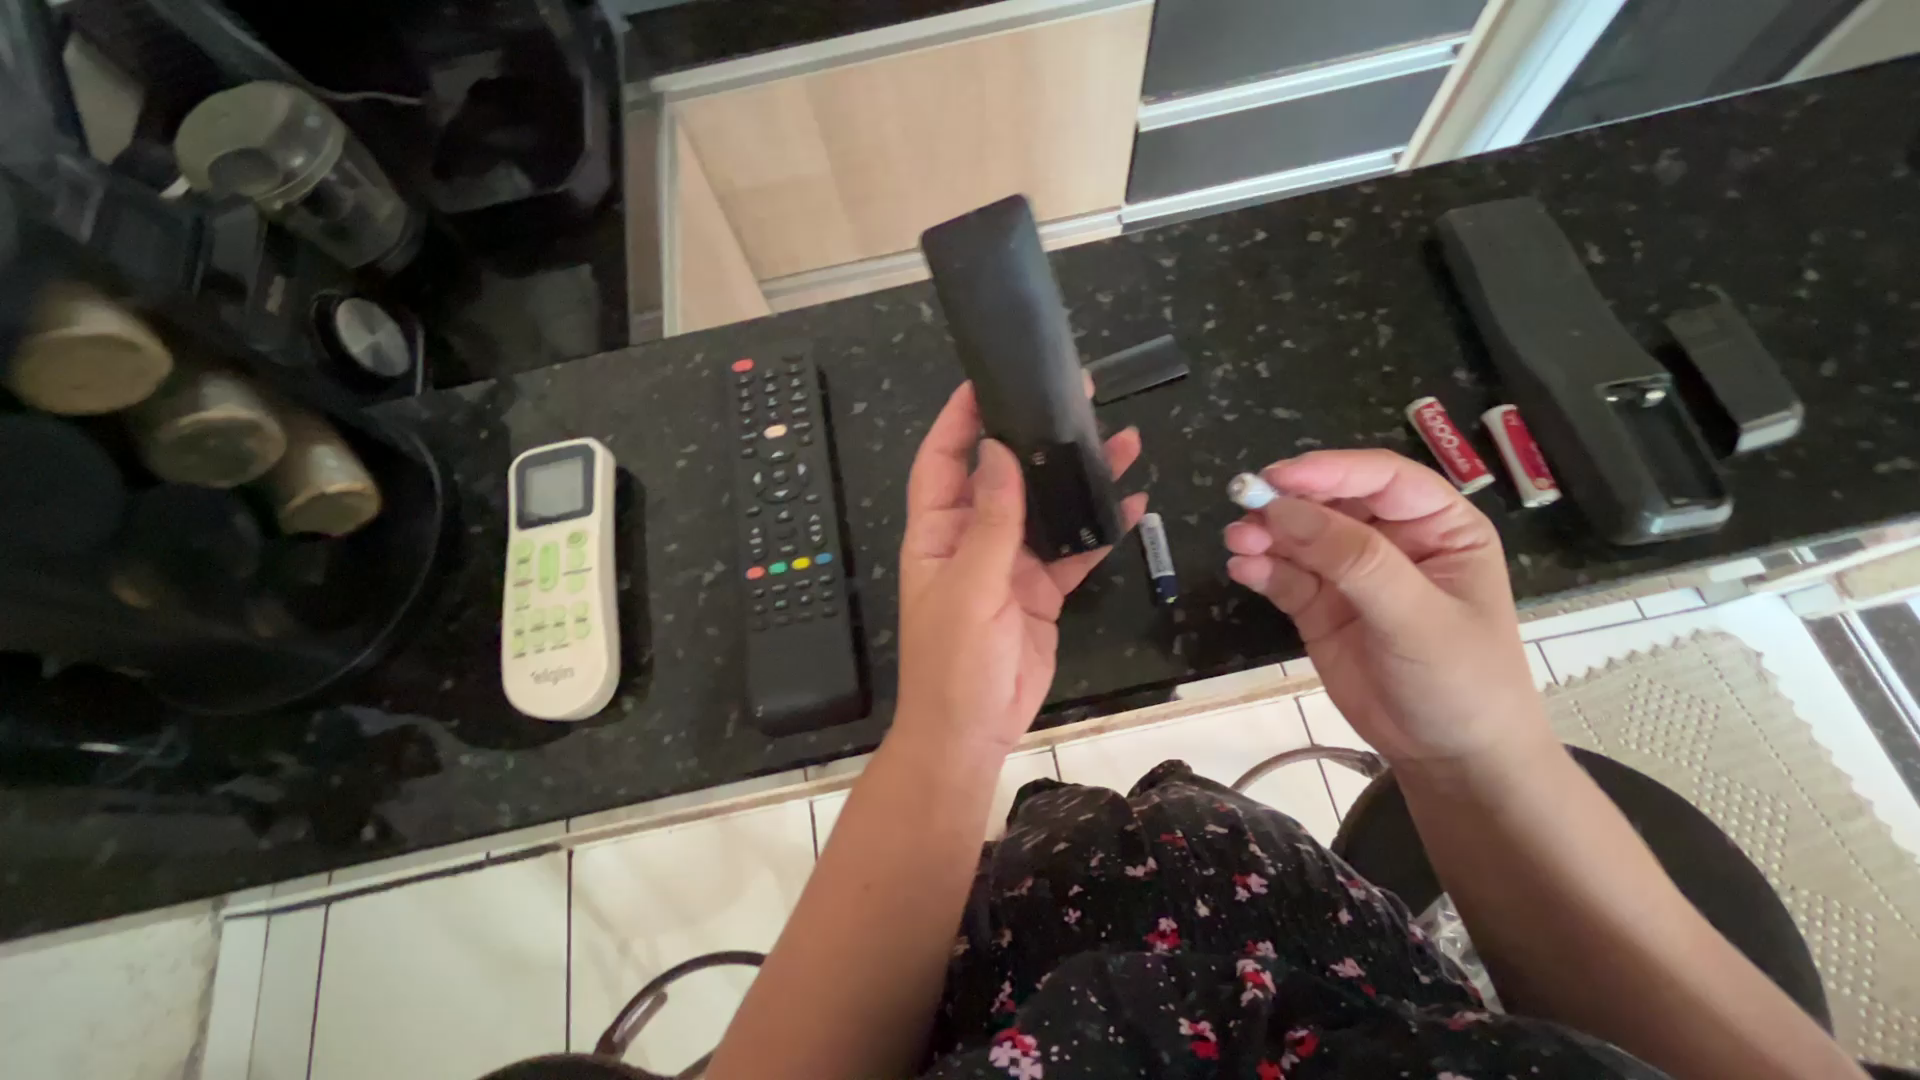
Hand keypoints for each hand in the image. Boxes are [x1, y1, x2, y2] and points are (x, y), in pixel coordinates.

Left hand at [896, 383, 1146, 753]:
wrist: (972, 732)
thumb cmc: (953, 662)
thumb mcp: (969, 587)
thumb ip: (991, 521)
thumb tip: (999, 451)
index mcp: (937, 531)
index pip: (944, 460)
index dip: (961, 419)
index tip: (989, 380)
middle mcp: (973, 538)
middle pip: (1005, 474)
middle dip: (1035, 437)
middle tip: (1077, 396)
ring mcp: (1010, 564)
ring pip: (1046, 509)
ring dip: (1078, 480)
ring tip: (1124, 440)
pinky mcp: (1042, 590)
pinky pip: (1073, 551)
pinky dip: (1100, 530)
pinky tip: (1132, 504)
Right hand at [1222, 449, 1553, 768]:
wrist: (1450, 758)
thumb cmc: (1460, 680)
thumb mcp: (1415, 616)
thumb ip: (1354, 560)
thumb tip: (1283, 509)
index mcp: (1439, 527)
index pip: (1382, 479)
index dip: (1330, 471)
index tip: (1278, 477)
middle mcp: (1392, 541)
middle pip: (1331, 503)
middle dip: (1288, 504)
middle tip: (1245, 509)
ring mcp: (1351, 575)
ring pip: (1300, 538)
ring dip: (1265, 535)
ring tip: (1238, 543)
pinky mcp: (1319, 607)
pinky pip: (1285, 576)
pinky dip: (1260, 569)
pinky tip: (1243, 570)